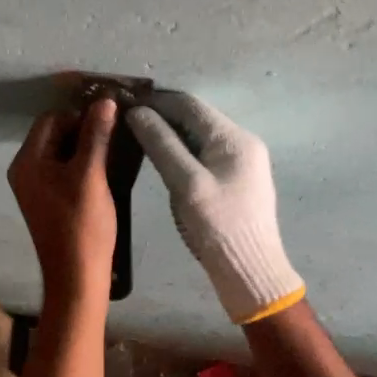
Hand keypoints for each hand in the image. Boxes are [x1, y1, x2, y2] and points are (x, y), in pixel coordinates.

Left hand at [7, 98, 118, 300]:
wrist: (76, 278)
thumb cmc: (82, 224)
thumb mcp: (91, 174)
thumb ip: (96, 135)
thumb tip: (104, 100)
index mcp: (27, 159)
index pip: (50, 118)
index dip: (78, 114)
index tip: (107, 120)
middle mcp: (24, 169)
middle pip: (53, 133)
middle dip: (81, 129)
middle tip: (112, 133)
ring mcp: (33, 186)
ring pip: (59, 151)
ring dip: (83, 146)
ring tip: (111, 150)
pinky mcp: (46, 199)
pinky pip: (60, 169)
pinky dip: (79, 163)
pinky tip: (101, 170)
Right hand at [127, 91, 304, 323]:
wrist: (252, 275)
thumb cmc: (218, 227)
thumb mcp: (186, 183)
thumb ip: (161, 143)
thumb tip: (136, 111)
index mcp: (234, 138)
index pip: (189, 104)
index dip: (155, 101)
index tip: (125, 104)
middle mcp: (242, 142)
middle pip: (194, 117)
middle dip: (161, 115)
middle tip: (127, 121)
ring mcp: (241, 161)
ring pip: (198, 134)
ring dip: (169, 132)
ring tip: (138, 137)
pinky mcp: (236, 179)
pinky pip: (203, 151)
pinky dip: (180, 149)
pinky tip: (161, 158)